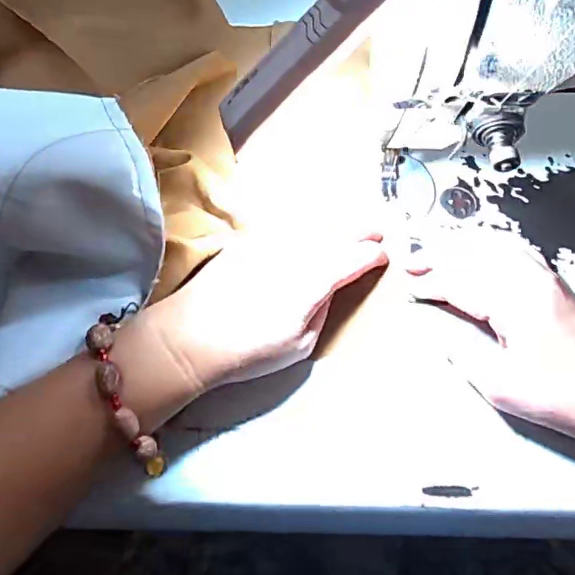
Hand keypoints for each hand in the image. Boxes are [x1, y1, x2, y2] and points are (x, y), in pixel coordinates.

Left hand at [140, 227, 388, 393]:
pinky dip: (308, 224)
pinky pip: (288, 226)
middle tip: (377, 232)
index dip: (371, 256)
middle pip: (336, 235)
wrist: (191, 335)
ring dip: (337, 224)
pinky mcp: (250, 240)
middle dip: (360, 232)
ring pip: (313, 225)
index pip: (351, 260)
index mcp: (311, 283)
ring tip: (352, 226)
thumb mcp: (300, 344)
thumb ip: (322, 309)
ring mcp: (270, 243)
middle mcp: (294, 255)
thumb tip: (331, 287)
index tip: (383, 255)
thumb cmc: (248, 351)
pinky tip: (314, 225)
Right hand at [405, 229, 574, 457]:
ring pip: (495, 244)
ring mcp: (546, 277)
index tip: (410, 286)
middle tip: (413, 259)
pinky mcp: (556, 282)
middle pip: (474, 253)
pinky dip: (489, 243)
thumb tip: (443, 335)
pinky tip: (481, 247)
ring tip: (437, 247)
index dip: (431, 281)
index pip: (460, 280)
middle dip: (439, 253)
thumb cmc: (566, 396)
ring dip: (462, 244)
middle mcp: (530, 279)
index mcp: (515, 301)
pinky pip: (515, 247)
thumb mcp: (502, 386)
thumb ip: (464, 354)